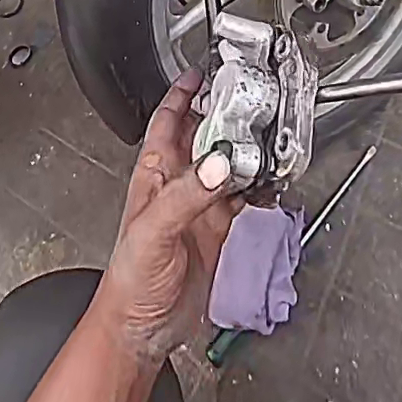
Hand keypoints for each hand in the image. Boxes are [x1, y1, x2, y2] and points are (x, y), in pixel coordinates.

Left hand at [90, 70, 240, 361]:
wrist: (143, 328)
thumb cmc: (130, 280)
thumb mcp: (153, 231)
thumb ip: (186, 196)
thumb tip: (218, 163)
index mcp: (155, 173)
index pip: (168, 120)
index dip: (182, 94)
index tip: (202, 73)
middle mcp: (180, 182)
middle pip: (205, 135)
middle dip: (225, 114)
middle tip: (250, 99)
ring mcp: (202, 203)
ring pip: (229, 162)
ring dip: (247, 150)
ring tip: (268, 136)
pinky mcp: (220, 224)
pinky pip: (245, 194)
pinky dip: (260, 186)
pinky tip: (271, 182)